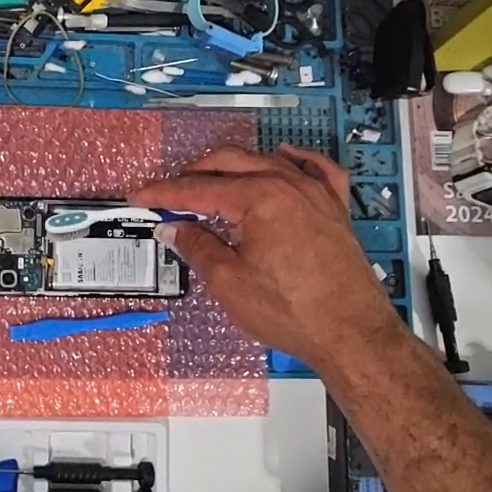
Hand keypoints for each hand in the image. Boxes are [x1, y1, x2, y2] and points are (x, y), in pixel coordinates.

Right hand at [131, 146, 404, 372]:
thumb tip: (174, 227)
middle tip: (168, 191)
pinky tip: (284, 157)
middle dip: (194, 173)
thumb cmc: (291, 311)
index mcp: (260, 198)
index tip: (140, 196)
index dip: (164, 192)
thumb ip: (197, 246)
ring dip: (233, 167)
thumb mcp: (228, 282)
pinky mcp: (335, 210)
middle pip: (231, 163)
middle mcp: (289, 185)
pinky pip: (317, 169)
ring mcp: (317, 194)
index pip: (199, 188)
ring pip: (267, 161)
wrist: (352, 335)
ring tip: (209, 180)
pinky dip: (295, 159)